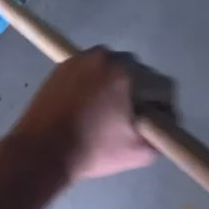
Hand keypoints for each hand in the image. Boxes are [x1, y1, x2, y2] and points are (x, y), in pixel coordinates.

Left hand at [11, 48, 173, 180]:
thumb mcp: (140, 152)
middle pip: (139, 73)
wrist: (42, 149)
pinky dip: (94, 82)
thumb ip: (164, 135)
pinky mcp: (64, 64)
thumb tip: (166, 122)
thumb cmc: (93, 150)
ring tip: (106, 111)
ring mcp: (82, 58)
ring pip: (114, 68)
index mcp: (130, 75)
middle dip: (140, 94)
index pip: (163, 87)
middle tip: (129, 118)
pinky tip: (87, 104)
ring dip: (117, 85)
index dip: (164, 108)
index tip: (154, 125)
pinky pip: (90, 69)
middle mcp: (108, 57)